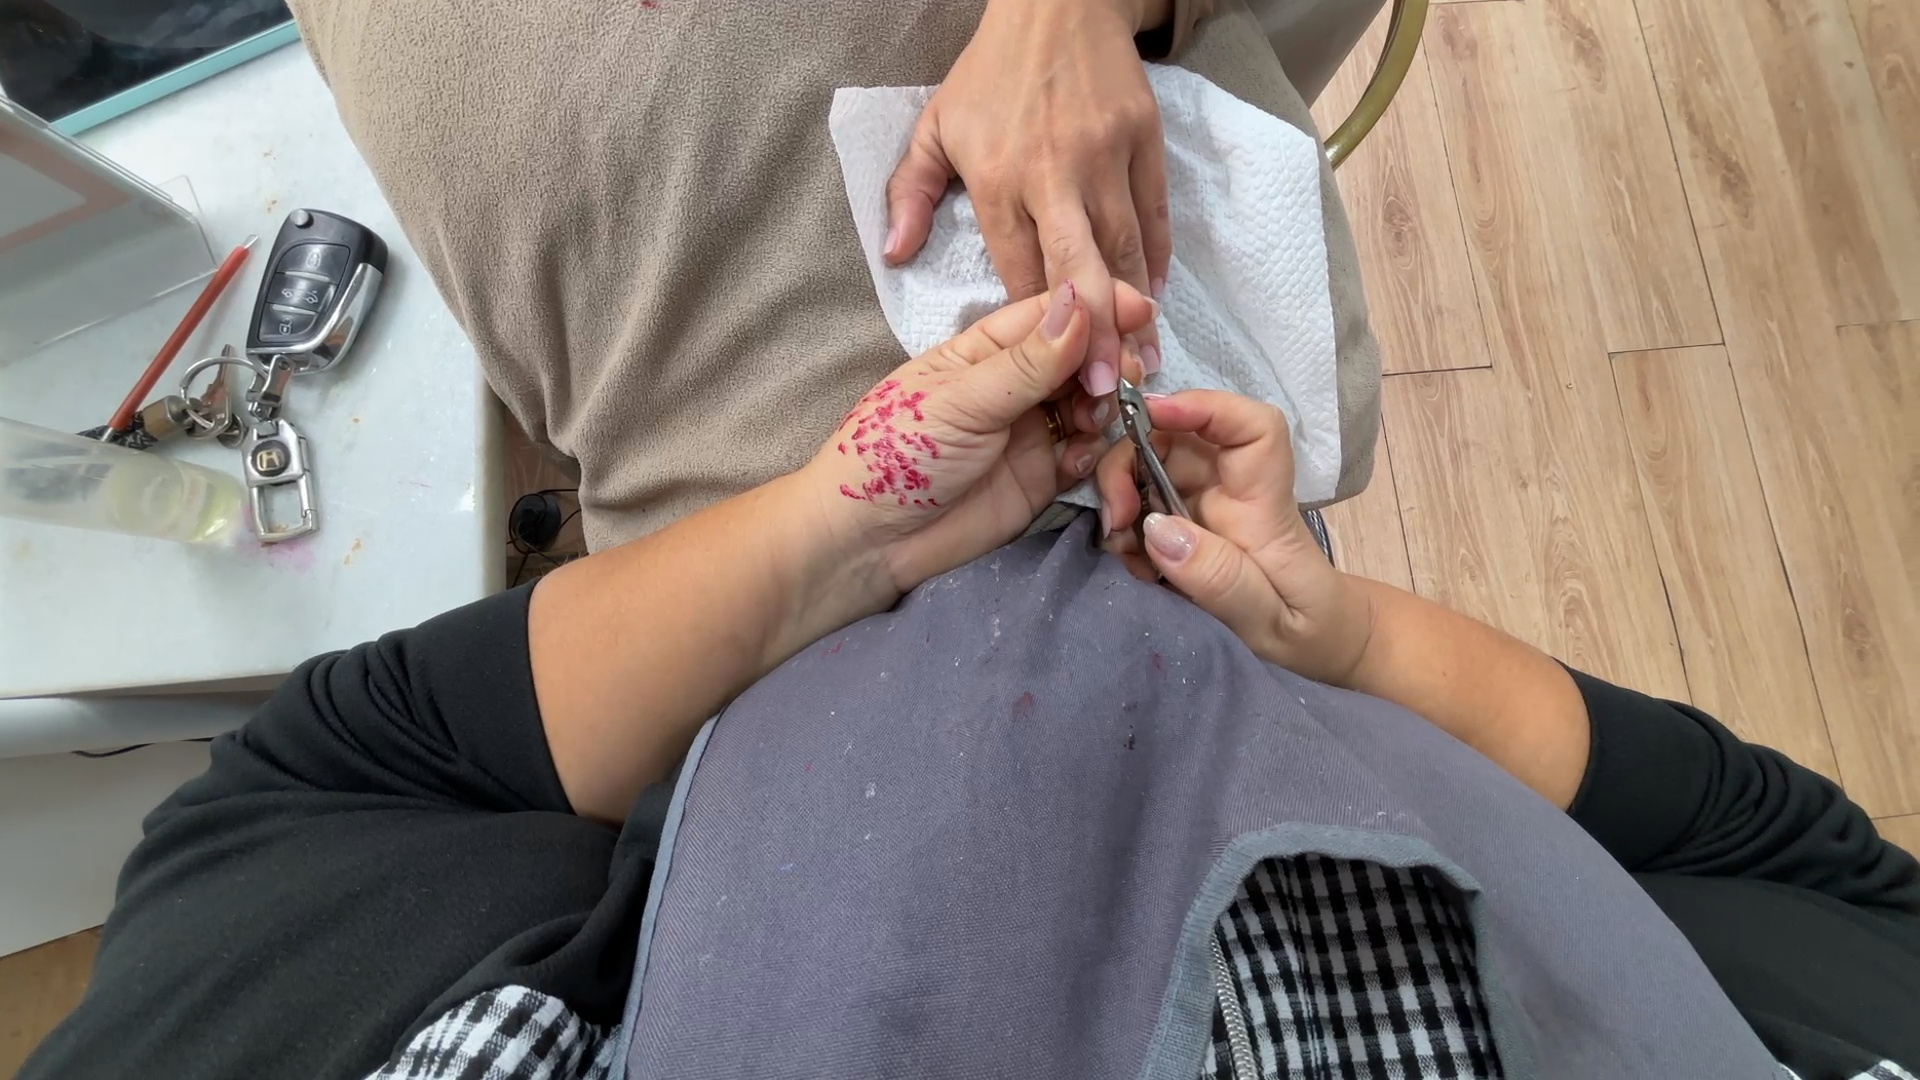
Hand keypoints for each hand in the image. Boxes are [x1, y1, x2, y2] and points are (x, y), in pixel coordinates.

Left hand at [805, 280, 1153, 593]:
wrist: (874, 542)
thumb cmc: (897, 456)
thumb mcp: (961, 401)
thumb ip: (1026, 362)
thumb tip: (1080, 301)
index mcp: (984, 351)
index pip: (1050, 315)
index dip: (1094, 308)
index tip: (1140, 309)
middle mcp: (1014, 386)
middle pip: (1078, 358)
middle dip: (1105, 362)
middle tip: (1117, 379)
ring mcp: (1029, 432)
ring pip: (1088, 404)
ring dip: (1102, 407)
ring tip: (1091, 420)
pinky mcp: (1040, 477)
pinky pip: (1083, 454)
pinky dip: (1091, 452)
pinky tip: (1075, 461)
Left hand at [884, 0, 1171, 397]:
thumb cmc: (989, 77)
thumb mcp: (934, 126)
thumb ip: (910, 193)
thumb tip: (895, 256)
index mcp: (998, 180)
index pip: (1019, 271)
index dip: (1036, 328)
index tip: (1048, 378)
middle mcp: (1054, 174)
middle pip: (1079, 267)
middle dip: (1095, 335)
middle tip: (1110, 388)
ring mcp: (1106, 155)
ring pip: (1125, 247)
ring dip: (1133, 311)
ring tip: (1141, 362)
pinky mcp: (1145, 139)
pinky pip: (1155, 214)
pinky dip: (1157, 259)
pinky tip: (1155, 300)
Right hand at [1094, 390, 1374, 684]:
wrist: (1320, 644)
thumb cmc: (1311, 629)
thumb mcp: (1268, 622)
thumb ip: (1220, 579)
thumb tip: (1157, 527)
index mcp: (1264, 504)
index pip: (1252, 428)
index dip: (1203, 406)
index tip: (1149, 416)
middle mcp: (1232, 490)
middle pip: (1175, 440)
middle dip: (1128, 464)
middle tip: (1115, 519)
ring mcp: (1205, 504)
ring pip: (1148, 468)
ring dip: (1120, 499)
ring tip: (1121, 549)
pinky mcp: (1185, 523)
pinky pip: (1143, 505)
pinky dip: (1125, 529)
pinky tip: (1133, 564)